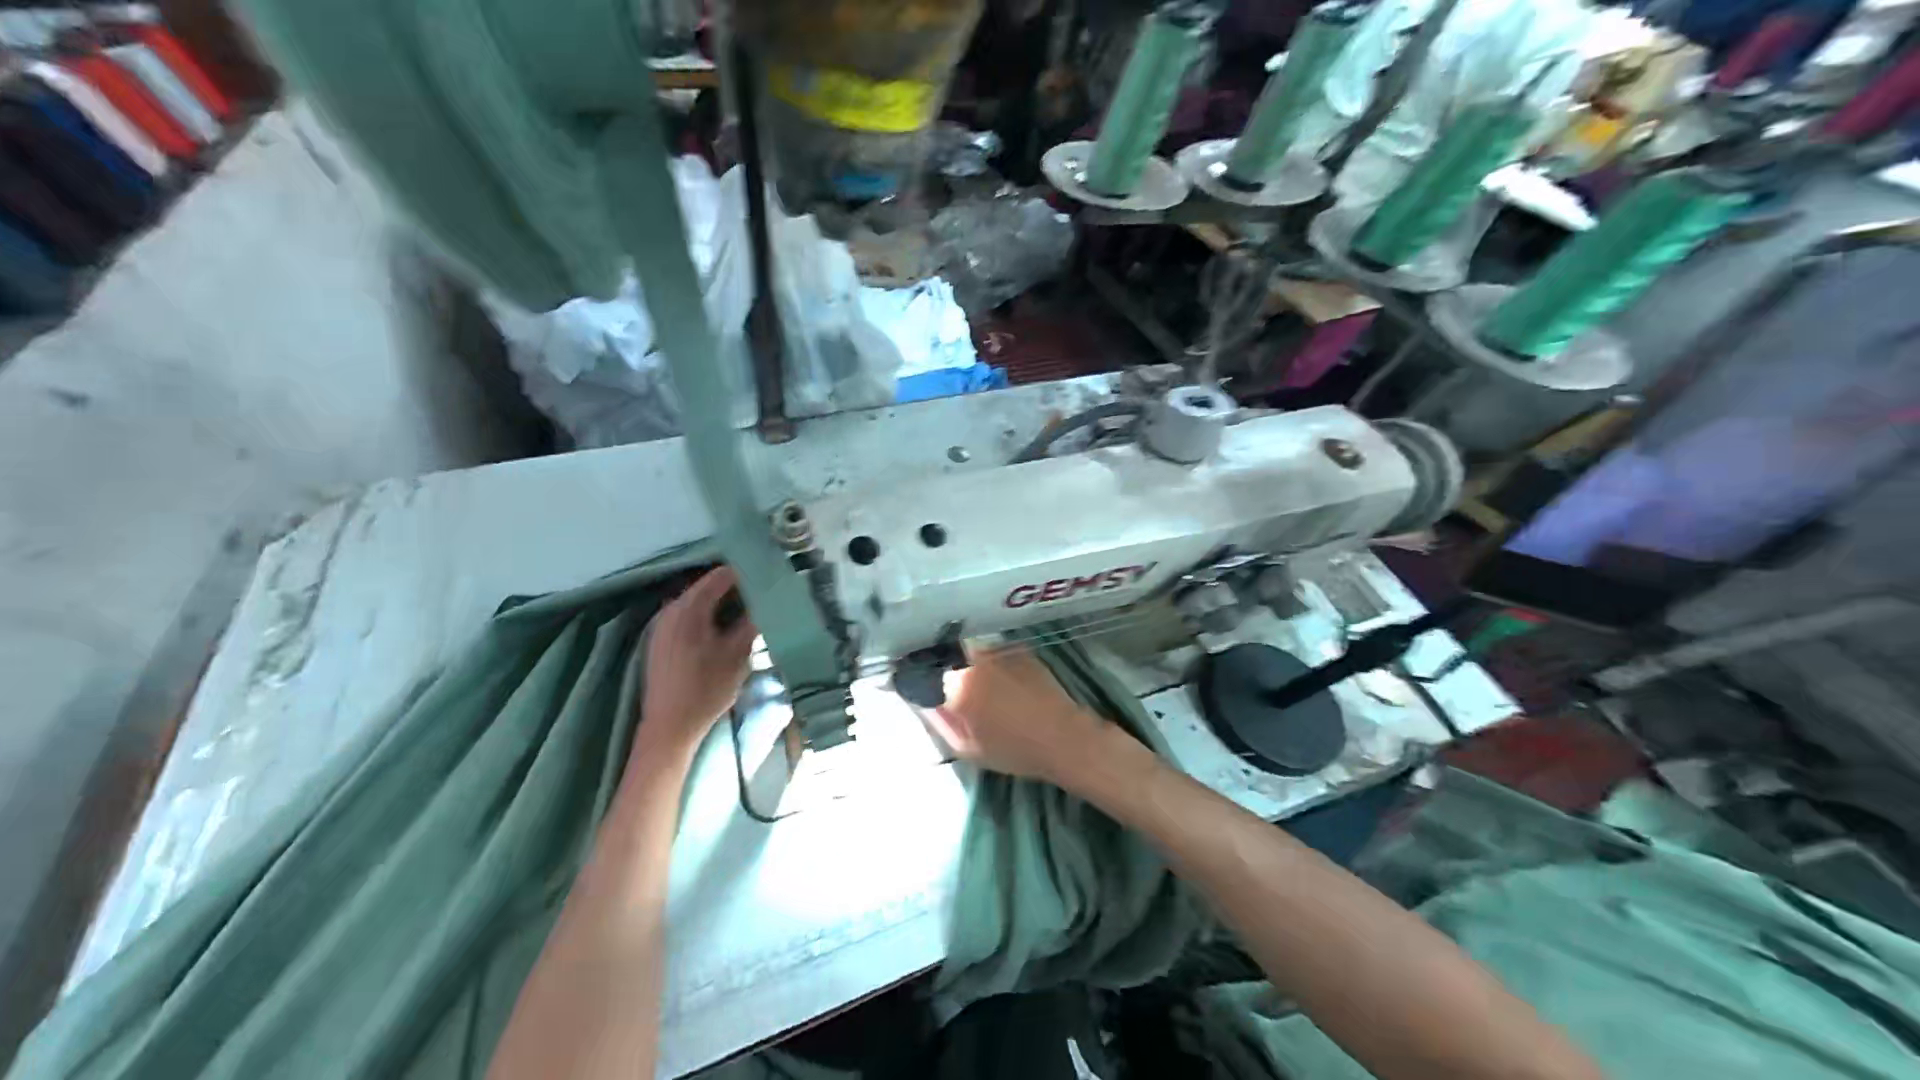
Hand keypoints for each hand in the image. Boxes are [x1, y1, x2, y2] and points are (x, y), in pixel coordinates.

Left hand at [638, 566, 755, 754]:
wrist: (669, 727)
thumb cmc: (706, 689)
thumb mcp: (738, 654)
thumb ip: (752, 621)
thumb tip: (767, 599)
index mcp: (689, 607)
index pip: (722, 575)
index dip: (747, 575)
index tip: (768, 582)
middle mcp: (671, 609)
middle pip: (707, 586)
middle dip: (735, 590)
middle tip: (762, 599)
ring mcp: (662, 624)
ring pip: (698, 602)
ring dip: (721, 604)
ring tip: (747, 614)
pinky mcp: (660, 639)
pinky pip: (687, 616)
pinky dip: (707, 616)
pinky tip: (723, 630)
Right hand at [927, 645, 1112, 786]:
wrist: (1065, 738)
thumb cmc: (1014, 750)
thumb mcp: (966, 748)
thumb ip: (938, 720)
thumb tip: (920, 700)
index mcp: (958, 684)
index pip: (926, 673)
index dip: (923, 682)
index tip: (924, 692)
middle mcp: (975, 659)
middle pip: (948, 660)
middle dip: (946, 673)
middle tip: (957, 695)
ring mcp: (999, 650)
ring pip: (971, 655)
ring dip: (969, 667)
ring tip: (984, 690)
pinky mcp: (1019, 649)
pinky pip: (993, 653)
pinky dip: (992, 665)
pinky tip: (1004, 685)